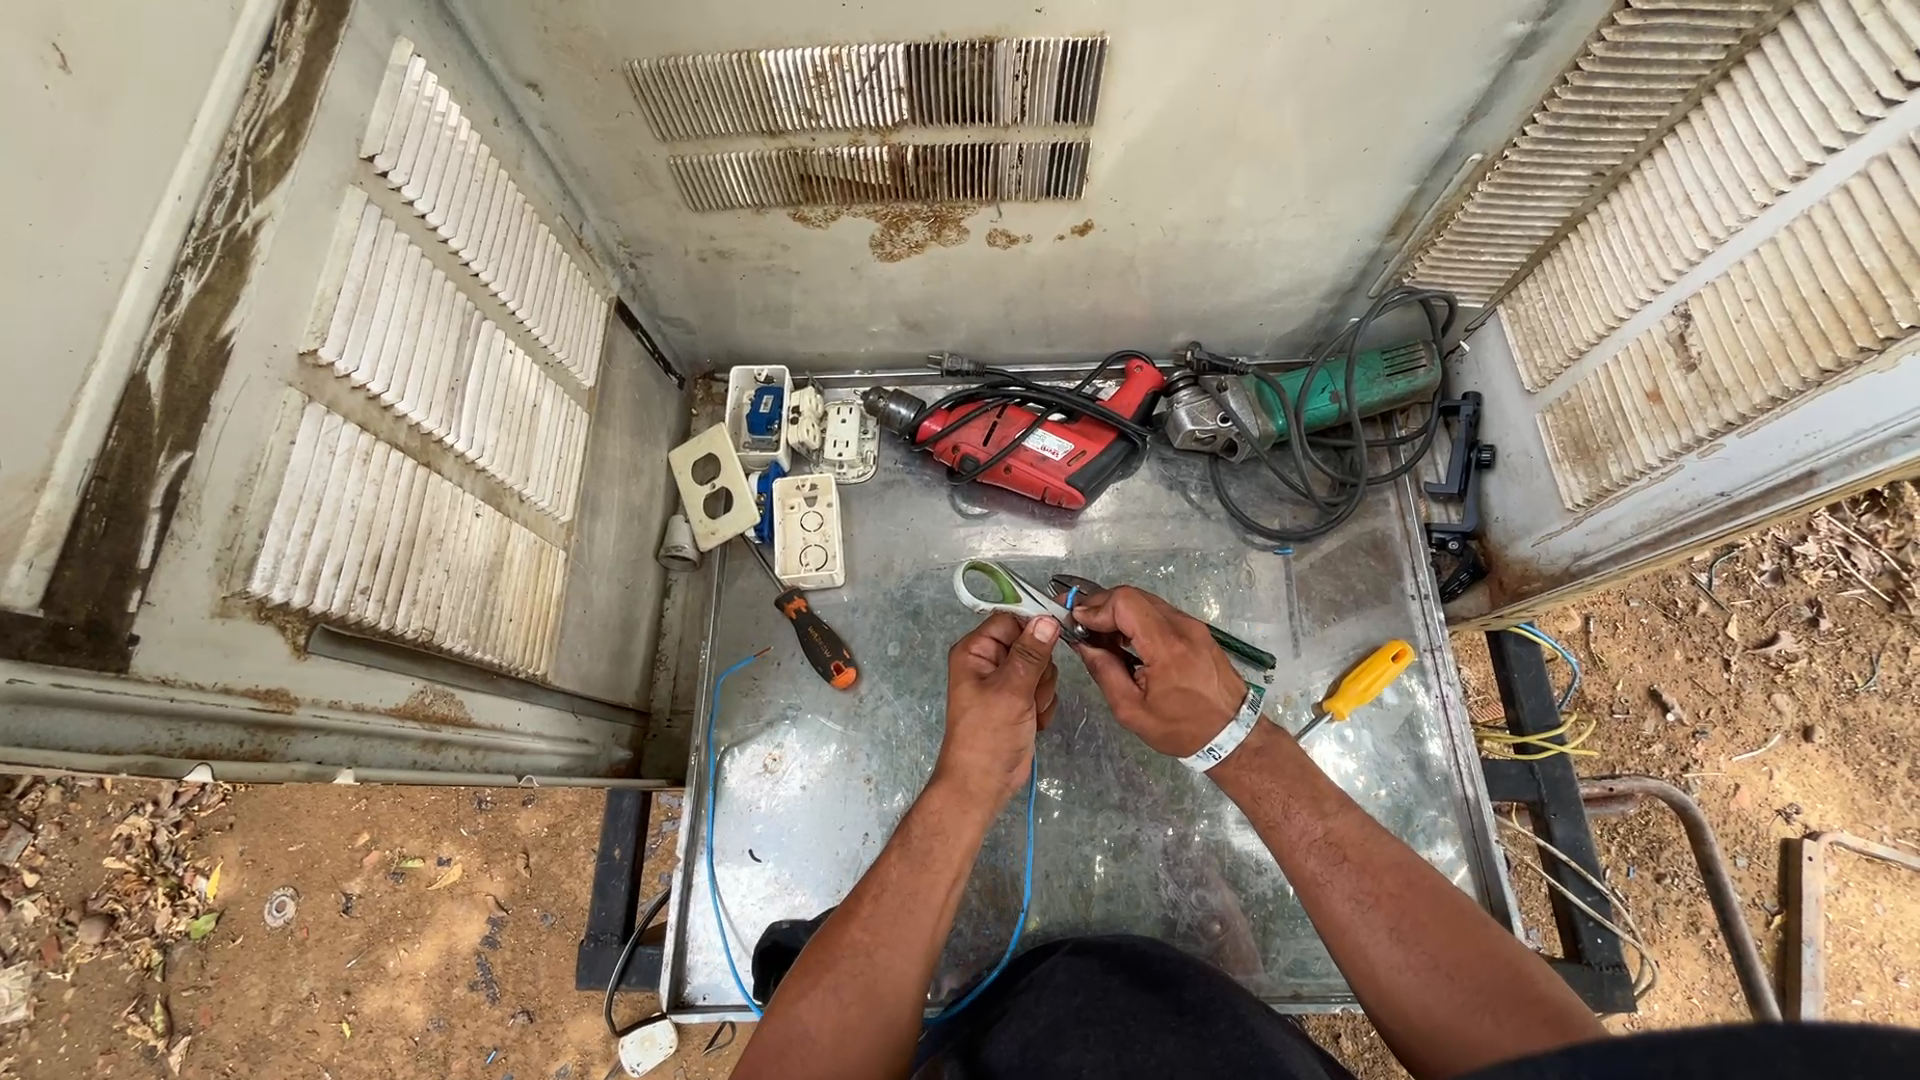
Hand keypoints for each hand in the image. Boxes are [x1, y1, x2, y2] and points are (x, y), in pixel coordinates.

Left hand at [935, 612, 1060, 805]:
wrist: (984, 783)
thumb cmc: (987, 735)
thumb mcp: (1010, 690)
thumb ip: (1031, 654)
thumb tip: (1047, 620)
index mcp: (976, 651)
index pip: (1010, 620)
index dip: (1033, 627)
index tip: (1056, 636)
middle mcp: (989, 661)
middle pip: (1031, 643)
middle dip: (1039, 669)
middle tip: (1028, 691)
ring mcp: (1006, 682)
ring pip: (1043, 668)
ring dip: (1042, 691)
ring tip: (1027, 711)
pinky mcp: (1020, 701)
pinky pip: (1044, 690)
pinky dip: (1043, 706)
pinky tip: (1032, 722)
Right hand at [1069, 586, 1245, 756]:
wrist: (1234, 734)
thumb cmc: (1182, 728)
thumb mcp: (1132, 710)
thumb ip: (1104, 671)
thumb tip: (1083, 644)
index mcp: (1167, 647)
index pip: (1125, 603)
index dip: (1095, 608)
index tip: (1076, 622)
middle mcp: (1183, 627)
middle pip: (1133, 596)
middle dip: (1101, 606)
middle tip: (1080, 625)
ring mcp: (1193, 626)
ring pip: (1145, 601)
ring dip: (1118, 612)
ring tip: (1099, 635)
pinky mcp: (1197, 630)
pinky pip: (1159, 613)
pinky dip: (1136, 619)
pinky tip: (1124, 640)